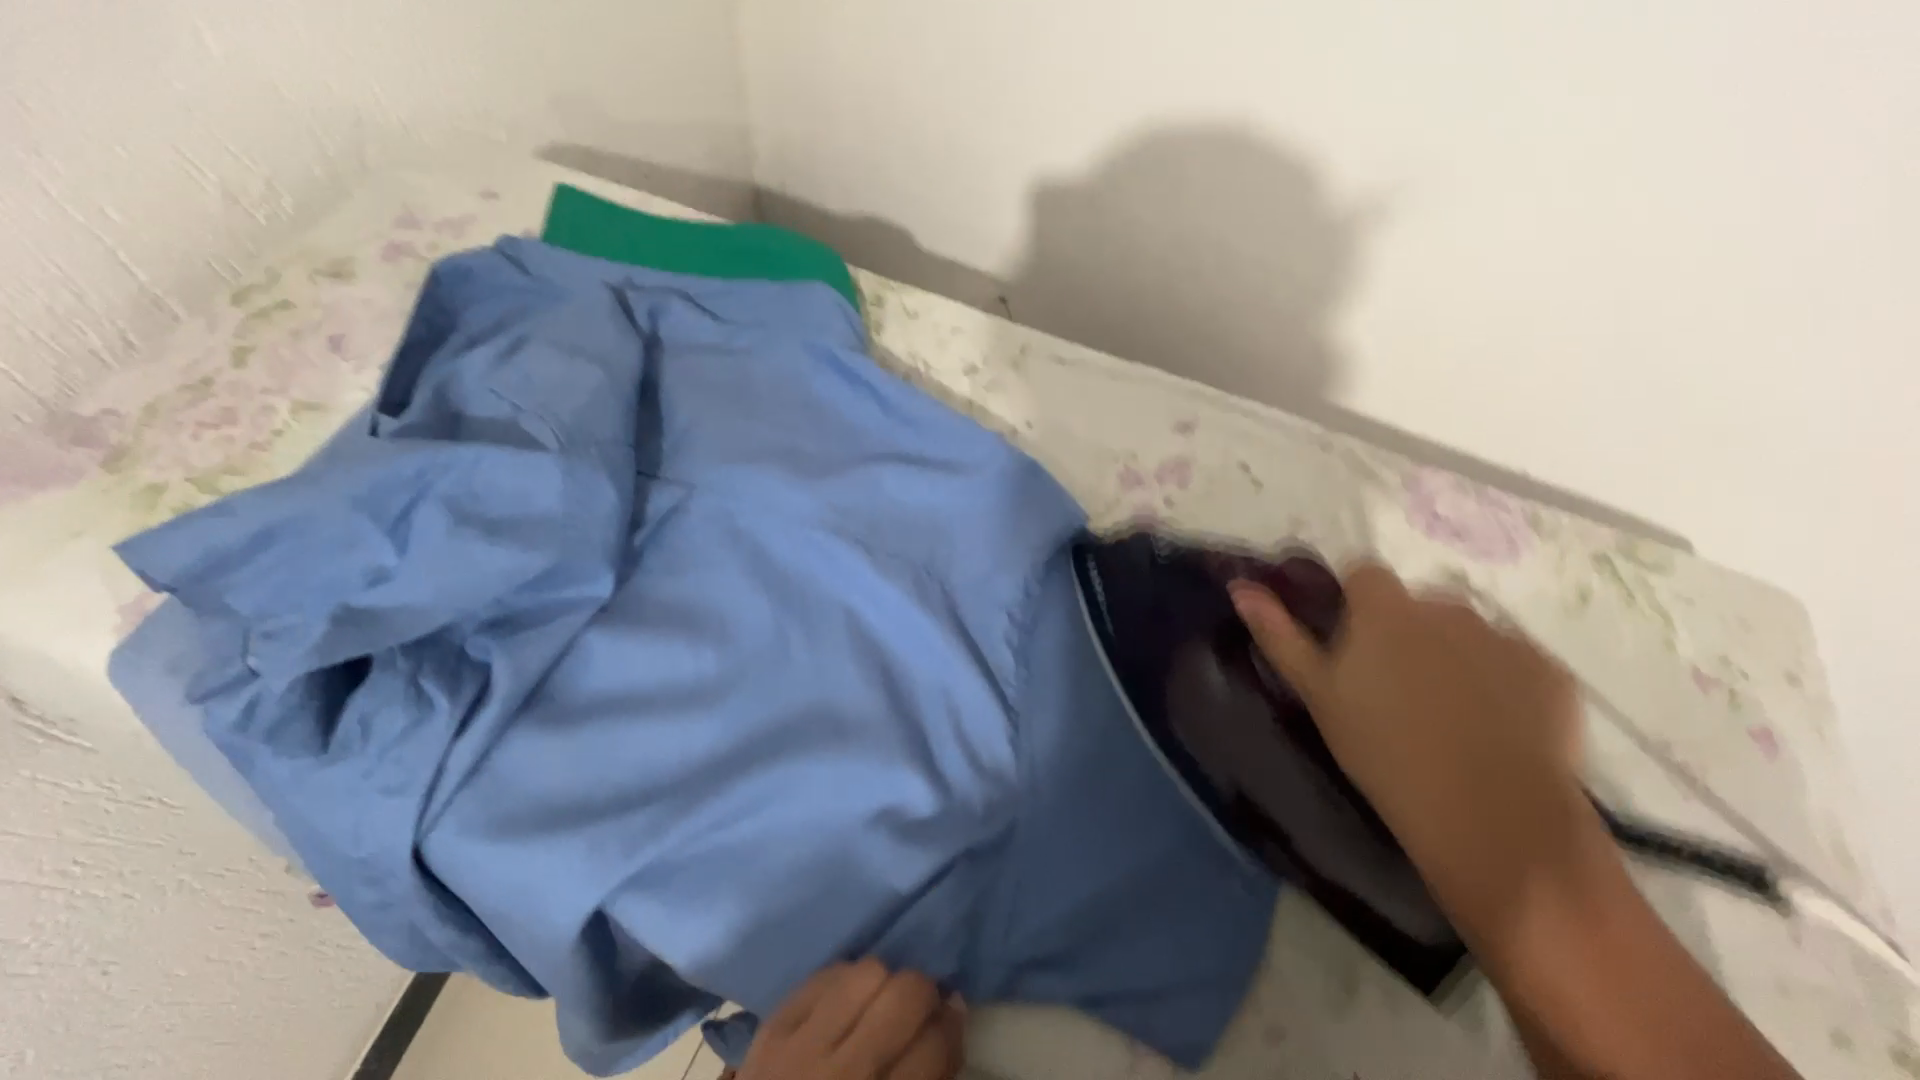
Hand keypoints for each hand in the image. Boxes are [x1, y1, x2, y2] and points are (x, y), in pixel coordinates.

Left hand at [735, 960, 965, 1079]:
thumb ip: (928, 1077)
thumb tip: (951, 1011)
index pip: (936, 1046)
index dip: (952, 1026)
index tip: (950, 1021)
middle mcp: (844, 1074)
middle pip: (904, 994)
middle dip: (923, 993)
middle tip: (918, 1009)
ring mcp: (801, 1047)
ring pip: (866, 971)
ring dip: (883, 983)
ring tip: (879, 1004)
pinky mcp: (773, 1028)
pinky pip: (823, 975)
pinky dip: (843, 982)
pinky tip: (845, 1004)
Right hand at [1228, 563, 1601, 934]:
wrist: (1491, 816)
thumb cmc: (1384, 754)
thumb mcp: (1319, 697)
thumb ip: (1280, 636)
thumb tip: (1241, 587)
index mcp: (1386, 609)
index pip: (1364, 574)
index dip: (1356, 603)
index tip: (1352, 645)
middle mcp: (1447, 607)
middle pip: (1419, 604)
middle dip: (1408, 633)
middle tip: (1398, 691)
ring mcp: (1505, 636)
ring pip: (1469, 632)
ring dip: (1456, 655)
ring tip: (1451, 715)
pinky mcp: (1551, 671)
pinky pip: (1516, 663)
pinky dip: (1504, 683)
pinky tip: (1497, 729)